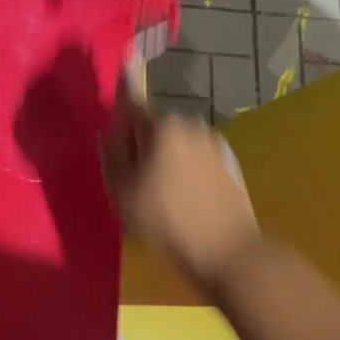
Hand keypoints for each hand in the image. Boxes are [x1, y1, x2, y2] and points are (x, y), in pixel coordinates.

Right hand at [102, 90, 260, 283]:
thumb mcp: (122, 190)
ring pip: (177, 145)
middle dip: (142, 144)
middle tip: (131, 179)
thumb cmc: (165, 219)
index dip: (122, 99)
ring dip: (165, 160)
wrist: (227, 250)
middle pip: (154, 127)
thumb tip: (109, 131)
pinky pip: (196, 162)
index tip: (119, 88)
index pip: (133, 102)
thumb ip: (111, 154)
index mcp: (163, 125)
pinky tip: (182, 202)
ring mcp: (215, 145)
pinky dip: (185, 173)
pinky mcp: (229, 166)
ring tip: (157, 196)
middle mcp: (192, 125)